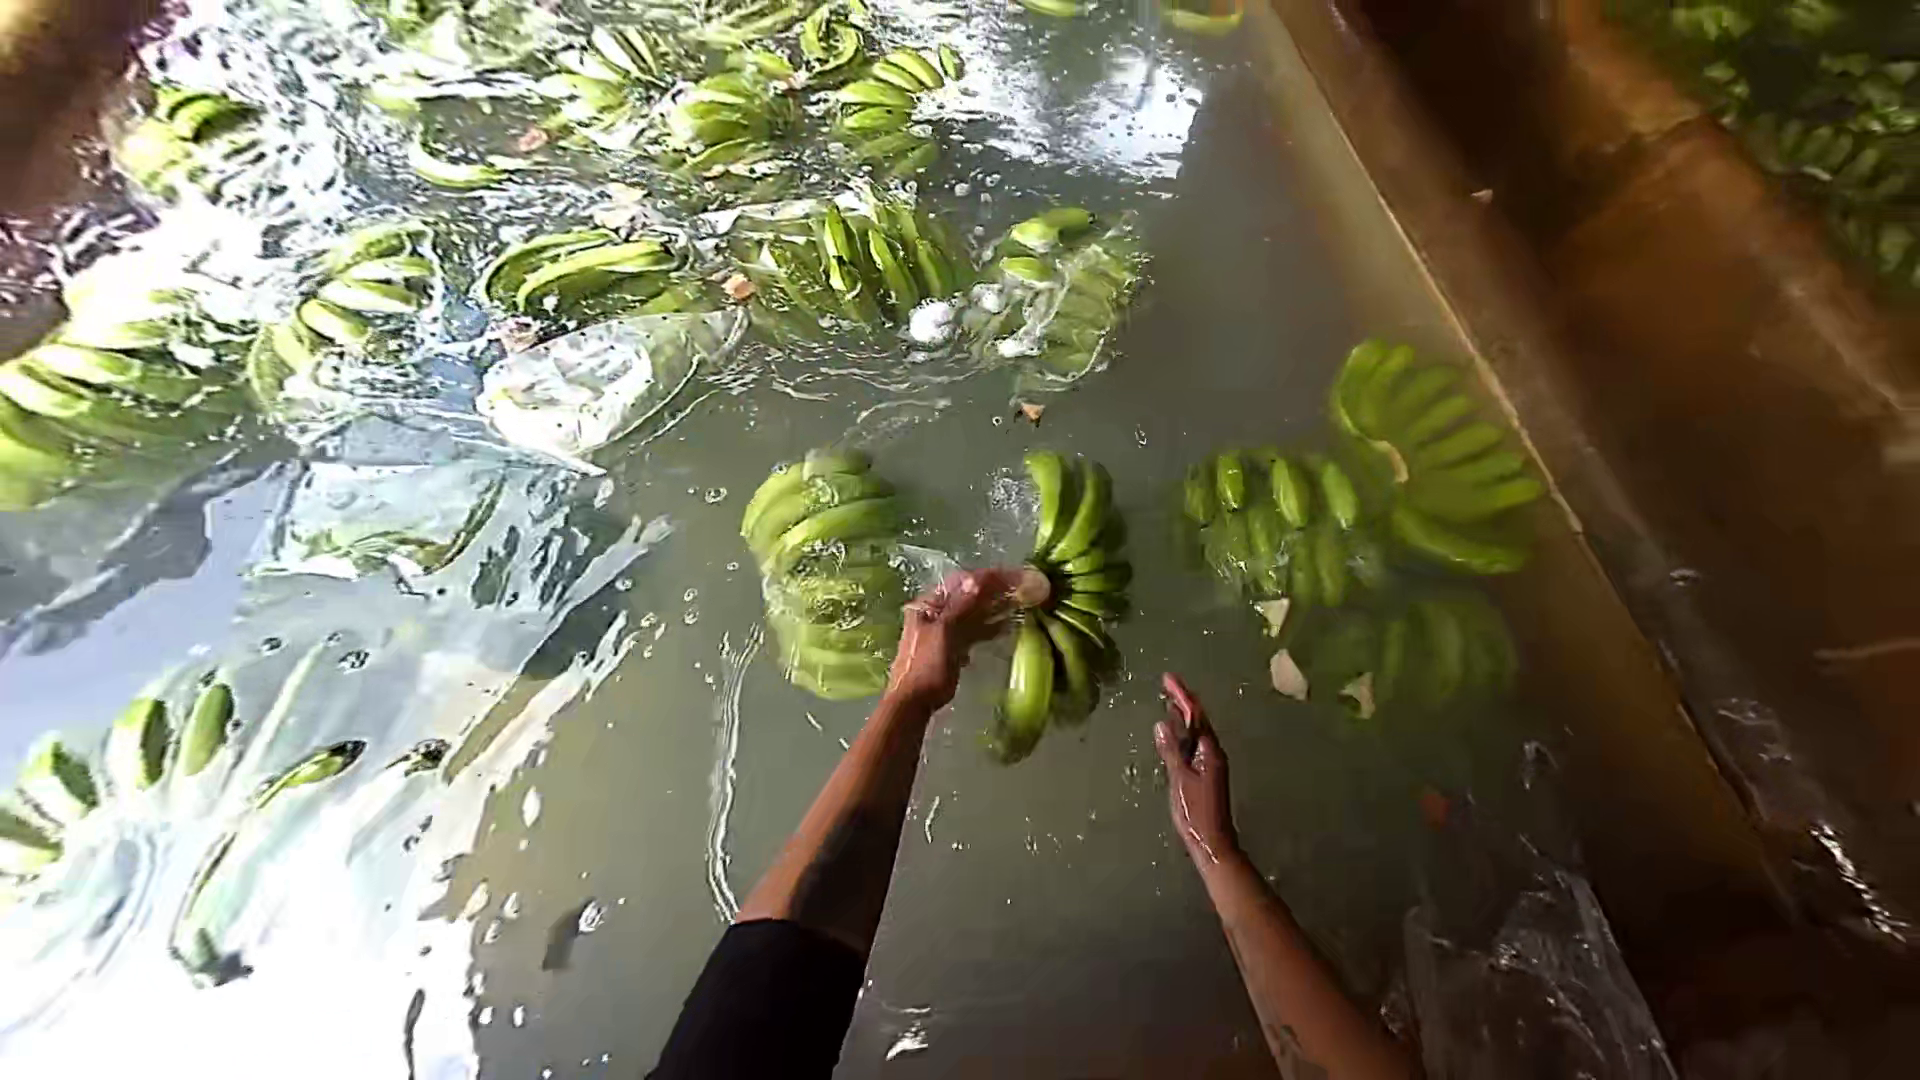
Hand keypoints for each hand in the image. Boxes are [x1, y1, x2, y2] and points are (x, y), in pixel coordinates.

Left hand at [885, 568, 1021, 708]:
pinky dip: (989, 628)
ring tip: (1020, 603)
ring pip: (973, 613)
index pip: (963, 582)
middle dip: (996, 591)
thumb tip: (977, 579)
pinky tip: (1007, 627)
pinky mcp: (951, 648)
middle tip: (1024, 588)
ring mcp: (943, 630)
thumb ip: (961, 606)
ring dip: (995, 608)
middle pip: (969, 595)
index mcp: (929, 605)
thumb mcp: (944, 632)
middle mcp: (935, 613)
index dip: (990, 577)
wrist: (912, 703)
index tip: (1016, 576)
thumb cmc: (926, 667)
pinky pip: (973, 631)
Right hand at [1154, 673, 1240, 866]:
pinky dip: (1183, 731)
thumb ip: (1171, 751)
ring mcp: (1211, 762)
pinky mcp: (1206, 772)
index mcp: (1210, 751)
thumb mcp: (1180, 779)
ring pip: (1197, 730)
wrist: (1213, 843)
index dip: (1181, 694)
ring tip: (1169, 699)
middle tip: (1167, 683)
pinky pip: (1194, 742)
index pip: (1195, 714)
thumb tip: (1161, 724)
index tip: (1168, 678)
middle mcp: (1213, 753)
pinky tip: (1174, 731)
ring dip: (1183, 714)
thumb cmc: (1196, 812)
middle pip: (1198, 719)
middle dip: (1183, 700)